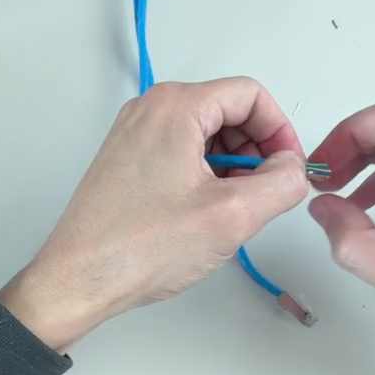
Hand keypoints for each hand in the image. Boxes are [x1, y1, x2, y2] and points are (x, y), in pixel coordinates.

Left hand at [0, 78, 310, 350]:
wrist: (79, 279)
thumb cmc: (142, 247)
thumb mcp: (232, 215)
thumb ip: (280, 184)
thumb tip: (294, 170)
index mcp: (175, 107)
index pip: (250, 95)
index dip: (280, 131)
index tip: (288, 169)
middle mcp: (150, 110)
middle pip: (227, 112)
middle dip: (255, 151)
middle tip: (262, 196)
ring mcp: (134, 135)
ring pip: (205, 135)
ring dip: (231, 167)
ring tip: (231, 210)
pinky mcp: (126, 161)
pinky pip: (180, 153)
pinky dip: (204, 175)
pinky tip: (205, 213)